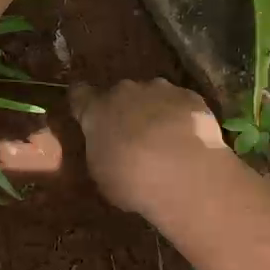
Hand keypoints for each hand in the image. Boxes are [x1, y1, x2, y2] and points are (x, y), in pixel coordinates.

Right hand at [69, 78, 226, 215]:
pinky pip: (179, 103)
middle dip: (124, 111)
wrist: (184, 171)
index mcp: (97, 109)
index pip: (79, 94)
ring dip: (154, 112)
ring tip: (166, 142)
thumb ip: (100, 150)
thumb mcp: (102, 175)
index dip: (83, 104)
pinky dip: (181, 117)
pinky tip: (189, 140)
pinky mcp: (190, 96)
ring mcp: (160, 89)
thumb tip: (106, 145)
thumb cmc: (132, 179)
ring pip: (152, 95)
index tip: (87, 116)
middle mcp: (126, 90)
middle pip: (120, 94)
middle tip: (132, 138)